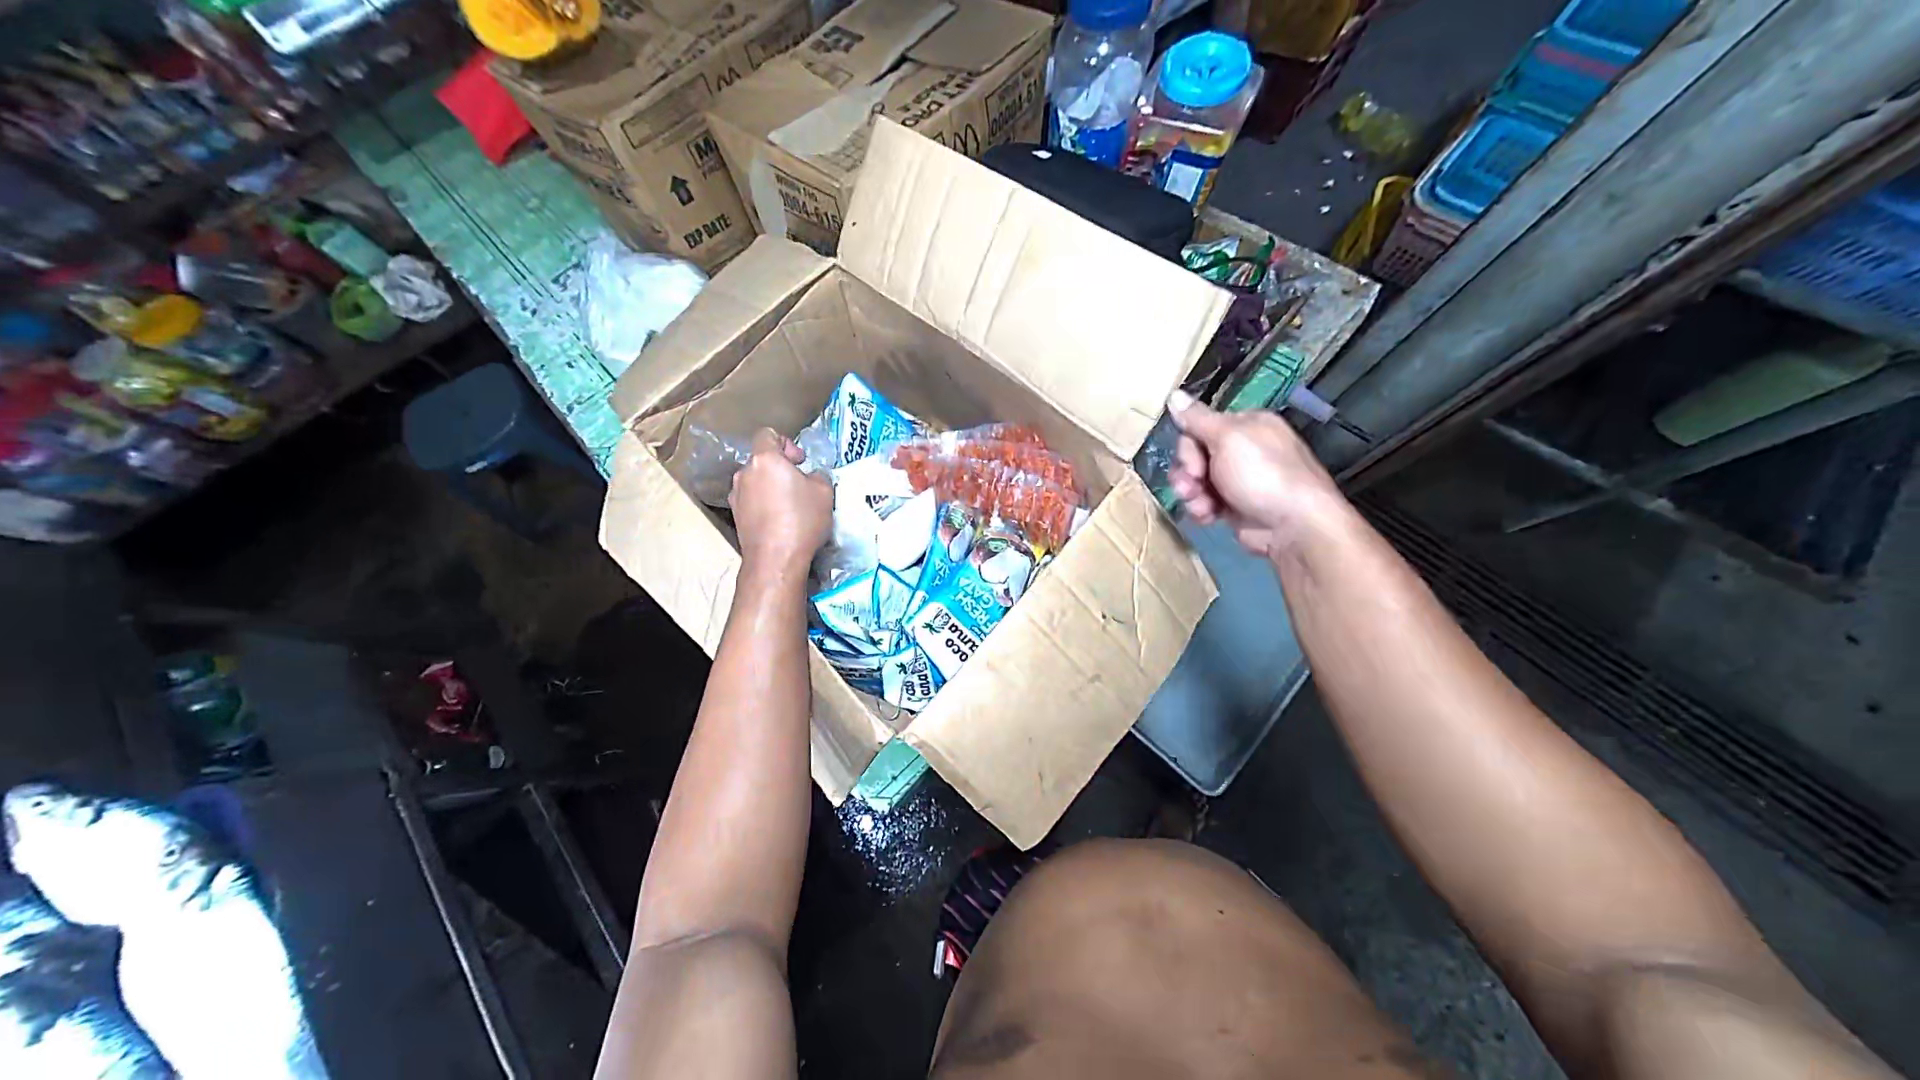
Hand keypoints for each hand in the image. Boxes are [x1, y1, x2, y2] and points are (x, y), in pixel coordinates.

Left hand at [730, 428, 831, 574]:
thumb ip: (817, 476)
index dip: (786, 443)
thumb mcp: (824, 492)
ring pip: (756, 482)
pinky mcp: (736, 517)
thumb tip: (810, 477)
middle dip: (780, 468)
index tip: (800, 461)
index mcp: (765, 459)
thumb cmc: (801, 519)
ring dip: (771, 487)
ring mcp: (736, 496)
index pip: (767, 434)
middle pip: (762, 460)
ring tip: (791, 505)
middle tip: (800, 484)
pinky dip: (764, 505)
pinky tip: (780, 521)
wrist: (776, 559)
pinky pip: (752, 501)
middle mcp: (744, 474)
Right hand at [1165, 389, 1349, 559]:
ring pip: (1196, 480)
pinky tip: (1208, 517)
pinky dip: (1202, 509)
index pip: (1200, 426)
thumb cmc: (1262, 474)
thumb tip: (1174, 394)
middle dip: (1187, 473)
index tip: (1193, 465)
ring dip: (1192, 494)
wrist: (1293, 525)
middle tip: (1191, 487)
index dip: (1189, 447)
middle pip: (1195, 454)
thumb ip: (1196, 419)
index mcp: (1246, 425)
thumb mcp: (1227, 438)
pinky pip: (1206, 501)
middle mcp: (1243, 448)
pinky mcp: (1235, 506)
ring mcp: (1239, 479)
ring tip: (1201, 507)